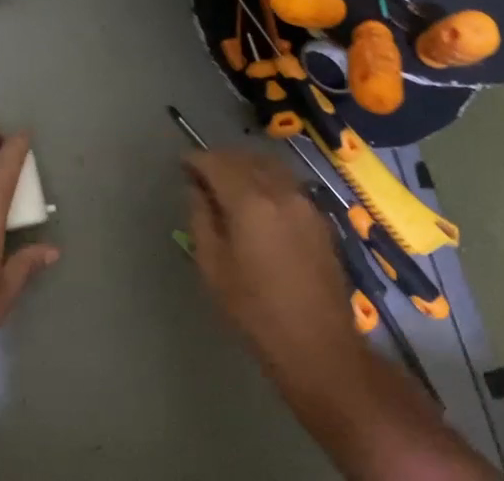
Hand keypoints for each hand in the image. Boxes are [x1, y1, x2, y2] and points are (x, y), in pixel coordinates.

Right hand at [184, 149, 355, 369]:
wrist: (318, 345)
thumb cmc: (255, 310)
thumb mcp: (212, 266)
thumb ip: (201, 219)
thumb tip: (197, 190)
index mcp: (250, 202)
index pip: (217, 163)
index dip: (196, 161)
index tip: (182, 165)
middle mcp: (281, 192)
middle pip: (246, 158)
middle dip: (221, 159)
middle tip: (201, 173)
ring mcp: (306, 204)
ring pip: (271, 166)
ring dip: (246, 165)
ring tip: (229, 182)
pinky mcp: (320, 219)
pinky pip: (288, 183)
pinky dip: (267, 179)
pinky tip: (258, 199)